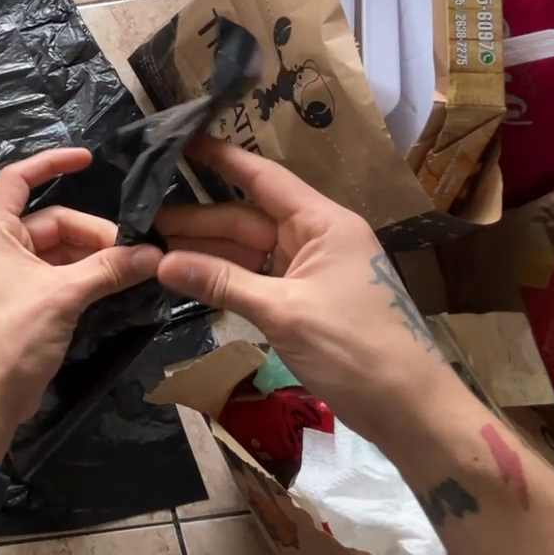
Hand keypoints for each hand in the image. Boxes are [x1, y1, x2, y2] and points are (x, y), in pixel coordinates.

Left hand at [0, 148, 162, 462]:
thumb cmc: (11, 338)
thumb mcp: (63, 297)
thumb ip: (107, 270)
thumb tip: (153, 252)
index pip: (19, 179)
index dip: (52, 162)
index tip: (89, 158)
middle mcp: (0, 244)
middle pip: (54, 220)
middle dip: (95, 234)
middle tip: (136, 254)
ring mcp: (13, 273)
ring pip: (62, 249)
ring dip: (96, 257)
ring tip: (136, 269)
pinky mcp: (26, 298)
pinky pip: (61, 273)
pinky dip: (88, 276)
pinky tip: (120, 283)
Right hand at [151, 139, 464, 446]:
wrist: (411, 414)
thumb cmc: (357, 351)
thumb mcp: (283, 313)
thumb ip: (220, 283)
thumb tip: (159, 262)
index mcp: (323, 224)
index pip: (263, 177)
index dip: (220, 158)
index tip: (180, 140)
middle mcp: (313, 237)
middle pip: (243, 218)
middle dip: (195, 221)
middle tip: (142, 222)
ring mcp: (306, 269)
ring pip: (243, 249)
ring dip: (201, 252)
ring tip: (150, 248)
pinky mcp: (299, 297)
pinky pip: (250, 275)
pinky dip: (219, 277)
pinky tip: (181, 275)